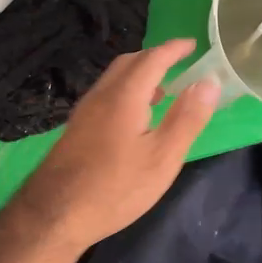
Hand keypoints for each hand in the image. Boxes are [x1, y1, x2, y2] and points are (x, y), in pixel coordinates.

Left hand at [6, 39, 218, 253]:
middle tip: (179, 64)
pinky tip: (135, 118)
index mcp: (125, 96)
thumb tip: (209, 82)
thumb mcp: (162, 158)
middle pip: (130, 62)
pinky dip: (127, 90)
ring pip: (115, 79)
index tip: (193, 45)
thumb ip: (187, 118)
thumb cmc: (115, 188)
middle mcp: (102, 96)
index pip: (153, 59)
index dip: (174, 49)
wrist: (52, 217)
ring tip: (163, 90)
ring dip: (140, 74)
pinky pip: (106, 95)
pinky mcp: (76, 130)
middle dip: (156, 57)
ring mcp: (85, 112)